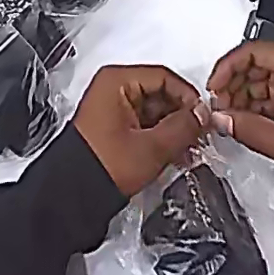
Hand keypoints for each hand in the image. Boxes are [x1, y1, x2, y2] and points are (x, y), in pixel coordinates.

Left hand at [73, 65, 207, 196]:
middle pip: (160, 93)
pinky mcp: (113, 126)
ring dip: (173, 130)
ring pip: (154, 110)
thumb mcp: (151, 147)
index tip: (202, 116)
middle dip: (181, 117)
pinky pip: (144, 123)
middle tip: (198, 135)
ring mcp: (112, 107)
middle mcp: (113, 88)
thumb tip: (201, 114)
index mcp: (116, 81)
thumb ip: (183, 127)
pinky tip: (173, 155)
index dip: (188, 97)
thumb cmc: (99, 167)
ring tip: (187, 150)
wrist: (71, 197)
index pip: (164, 77)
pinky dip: (160, 137)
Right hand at [208, 41, 273, 215]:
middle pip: (253, 64)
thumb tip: (221, 119)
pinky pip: (268, 100)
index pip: (253, 50)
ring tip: (227, 120)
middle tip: (217, 108)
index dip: (227, 67)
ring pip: (258, 83)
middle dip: (231, 84)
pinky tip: (243, 127)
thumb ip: (252, 130)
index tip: (213, 87)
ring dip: (240, 99)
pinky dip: (253, 111)